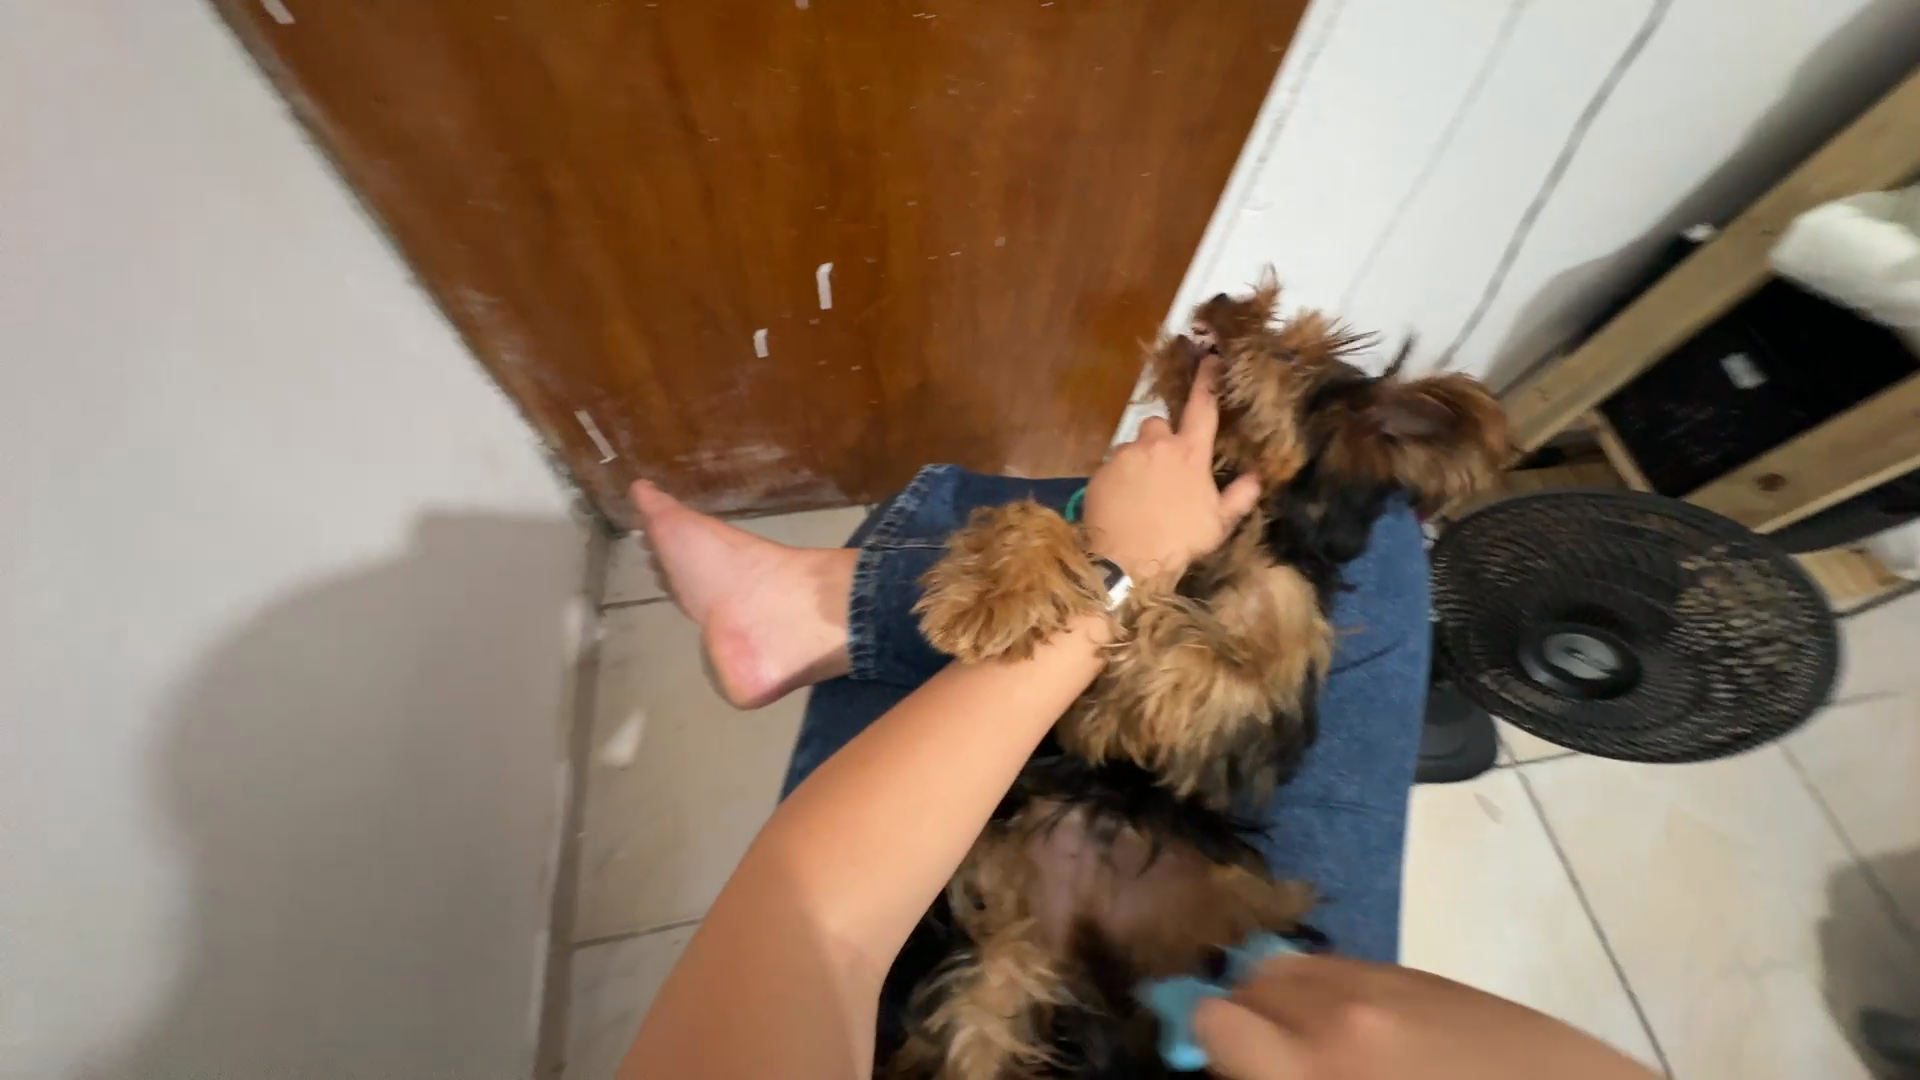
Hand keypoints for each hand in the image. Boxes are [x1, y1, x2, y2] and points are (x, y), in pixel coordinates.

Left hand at [1081, 357, 1260, 583]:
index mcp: (1190, 453)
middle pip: (1159, 425)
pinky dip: (1119, 478)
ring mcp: (1125, 456)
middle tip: (1164, 471)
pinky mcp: (1101, 471)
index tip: (1209, 358)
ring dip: (1139, 460)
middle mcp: (1156, 445)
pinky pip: (1112, 466)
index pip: (1202, 406)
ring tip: (1142, 492)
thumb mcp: (1218, 524)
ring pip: (1133, 446)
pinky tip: (1123, 503)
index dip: (1207, 380)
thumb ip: (1239, 496)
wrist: (1129, 562)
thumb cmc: (1180, 542)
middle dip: (1162, 440)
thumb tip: (1256, 477)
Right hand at [1193, 954, 1657, 1078]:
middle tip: (1282, 1067)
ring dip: (1286, 1001)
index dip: (1211, 1047)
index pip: (1217, 1021)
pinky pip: (1338, 966)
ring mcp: (1381, 985)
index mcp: (1317, 1070)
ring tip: (1321, 1046)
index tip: (1231, 1070)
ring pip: (1287, 966)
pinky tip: (1373, 1034)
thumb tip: (1250, 1062)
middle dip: (1249, 1024)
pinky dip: (1331, 994)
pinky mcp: (1419, 975)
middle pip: (1247, 986)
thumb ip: (1297, 1079)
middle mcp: (1337, 1014)